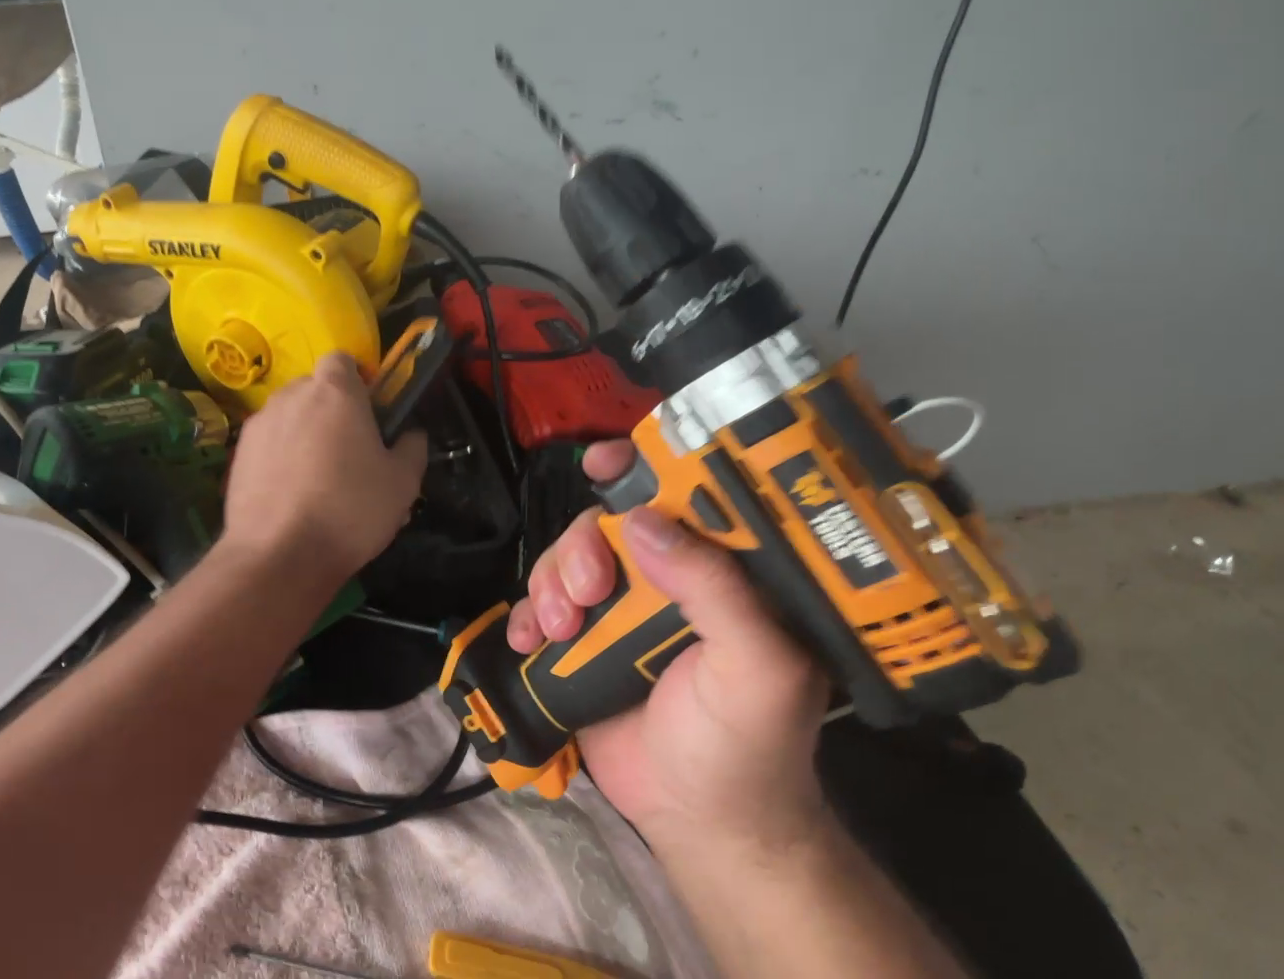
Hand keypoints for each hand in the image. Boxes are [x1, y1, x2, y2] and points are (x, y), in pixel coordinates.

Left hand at [220, 353, 427, 579]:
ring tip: (318, 479)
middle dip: (330, 410)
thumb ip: (411, 447)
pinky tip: (292, 496)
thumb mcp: (403, 483)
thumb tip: (410, 433)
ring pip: (288, 418)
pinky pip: (267, 446)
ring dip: (303, 435)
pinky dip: (279, 459)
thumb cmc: (350, 510)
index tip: (370, 411)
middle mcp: (291, 397)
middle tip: (349, 450)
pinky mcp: (238, 456)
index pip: (342, 359)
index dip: (357, 380)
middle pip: (313, 389)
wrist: (279, 555)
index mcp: (335, 391)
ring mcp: (259, 425)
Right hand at [510, 441, 830, 852]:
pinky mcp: (582, 640)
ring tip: (559, 630)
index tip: (604, 462)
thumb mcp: (755, 667)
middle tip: (588, 592)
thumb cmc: (745, 744)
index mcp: (726, 574)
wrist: (696, 820)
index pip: (687, 498)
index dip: (646, 467)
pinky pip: (541, 603)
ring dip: (552, 582)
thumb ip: (714, 590)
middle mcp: (671, 580)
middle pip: (609, 522)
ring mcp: (620, 610)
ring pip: (567, 557)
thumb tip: (644, 520)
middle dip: (584, 546)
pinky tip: (531, 640)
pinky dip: (528, 613)